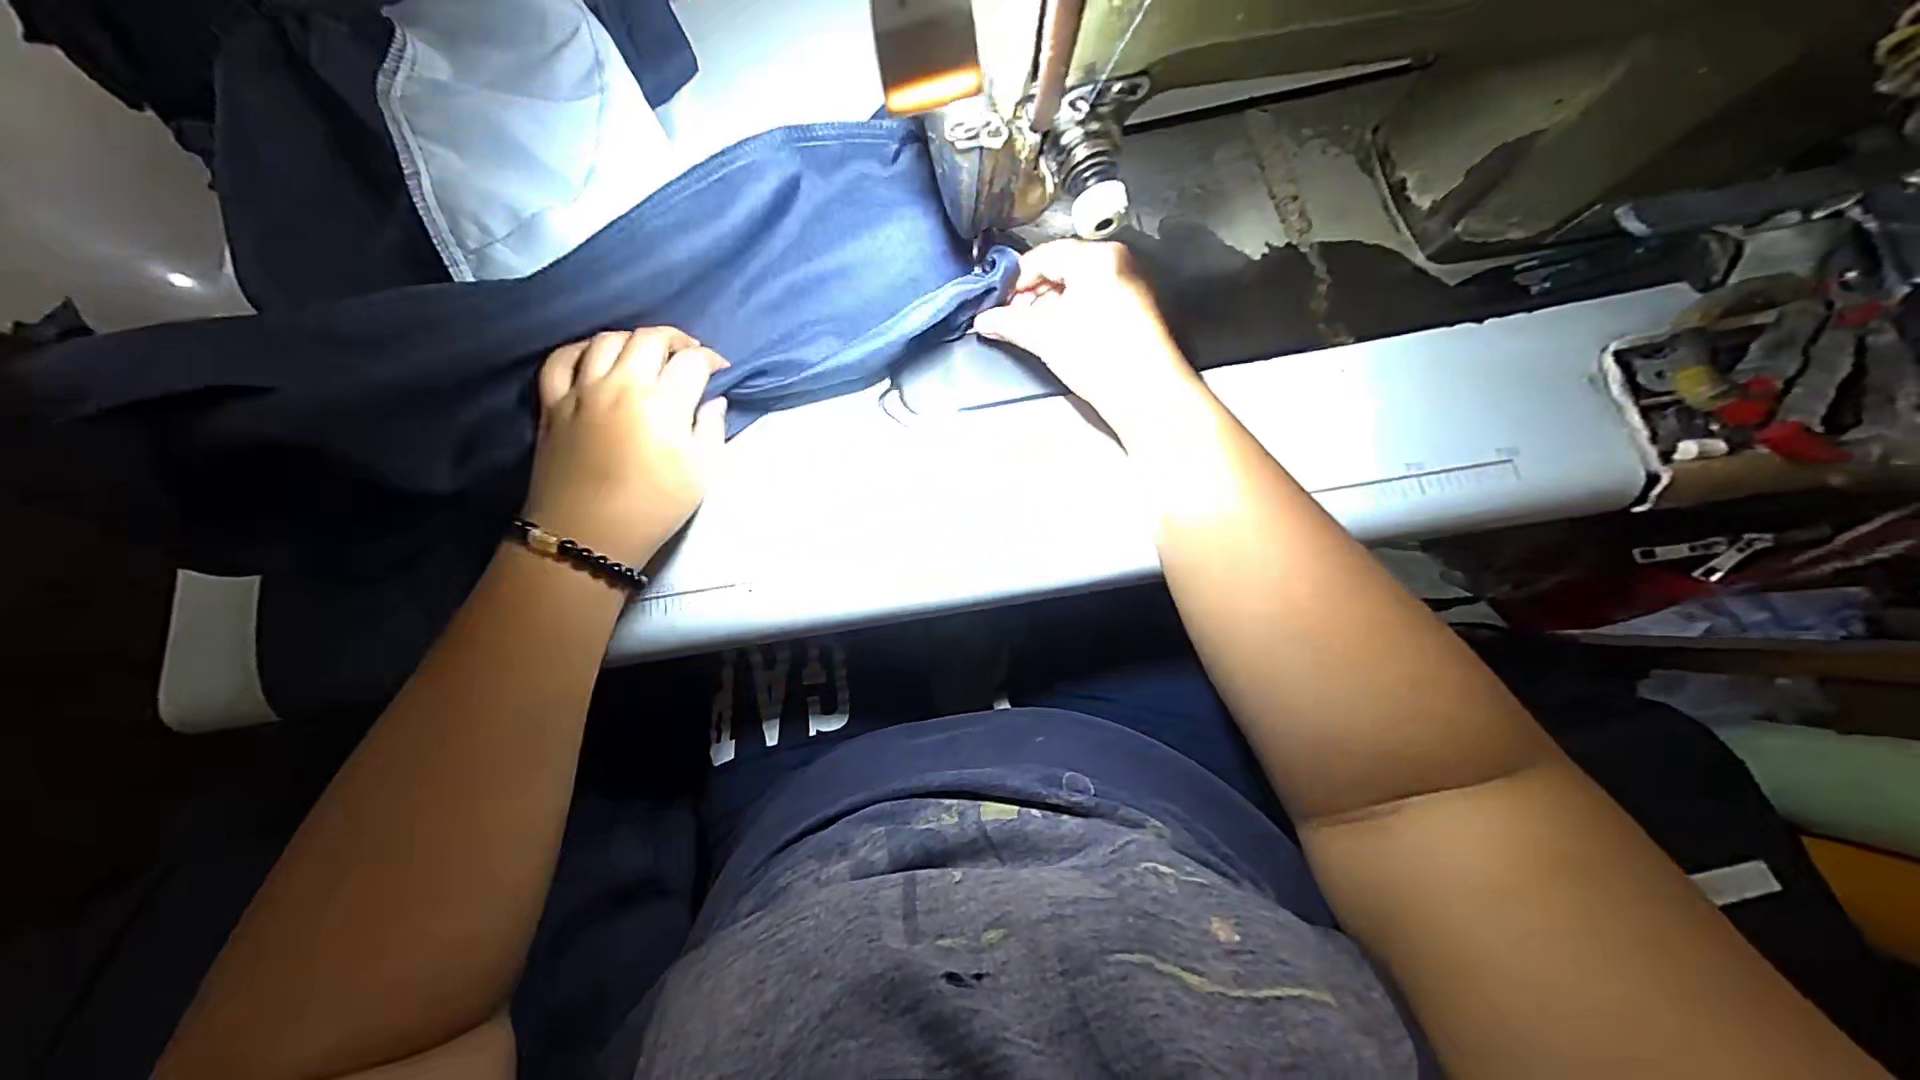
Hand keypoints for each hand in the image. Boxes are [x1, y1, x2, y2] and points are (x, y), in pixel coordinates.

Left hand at [522, 327, 728, 566]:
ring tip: (645, 354)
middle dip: (676, 340)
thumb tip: (714, 402)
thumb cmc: (655, 507)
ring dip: (632, 340)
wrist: (588, 535)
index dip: (711, 360)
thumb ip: (710, 430)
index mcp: (664, 402)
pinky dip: (580, 350)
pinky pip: (561, 360)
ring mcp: (582, 391)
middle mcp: (622, 384)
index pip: (692, 362)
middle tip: (688, 355)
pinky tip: (593, 357)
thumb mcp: (701, 474)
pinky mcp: (553, 403)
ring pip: (607, 340)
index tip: (720, 370)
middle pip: (650, 339)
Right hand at [972, 239, 1202, 428]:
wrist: (1145, 394)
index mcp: (1095, 257)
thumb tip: (987, 319)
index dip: (1013, 282)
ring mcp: (1130, 285)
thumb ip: (1008, 322)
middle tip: (1012, 321)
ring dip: (1051, 308)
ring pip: (1077, 287)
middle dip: (1032, 296)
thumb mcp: (1043, 336)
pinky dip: (1074, 315)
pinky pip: (1095, 301)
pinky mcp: (1136, 310)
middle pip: (1060, 269)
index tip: (997, 303)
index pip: (1041, 257)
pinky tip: (1063, 339)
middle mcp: (1117, 262)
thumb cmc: (1103, 359)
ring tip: (1036, 334)